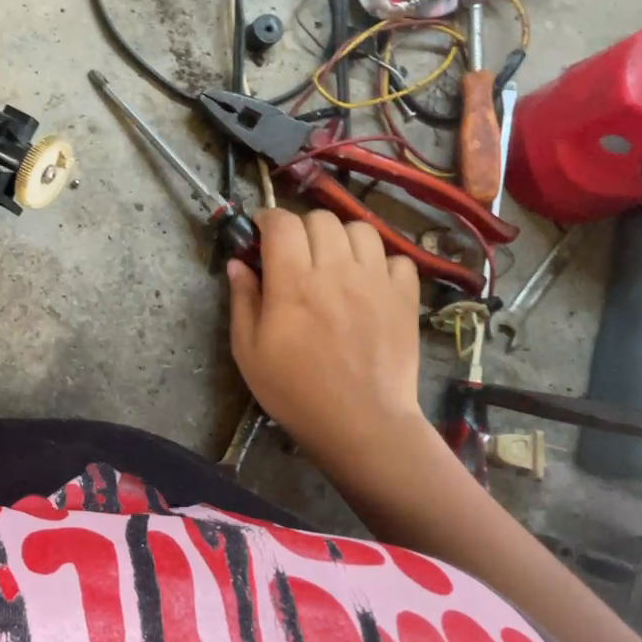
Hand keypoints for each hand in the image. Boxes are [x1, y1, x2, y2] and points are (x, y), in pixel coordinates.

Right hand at [226, 208, 427, 473]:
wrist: (361, 422)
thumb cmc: (294, 390)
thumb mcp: (249, 351)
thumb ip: (243, 301)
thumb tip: (237, 264)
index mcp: (293, 284)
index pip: (282, 224)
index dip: (268, 219)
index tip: (260, 232)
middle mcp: (337, 272)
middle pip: (321, 219)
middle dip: (302, 227)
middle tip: (293, 252)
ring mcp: (376, 282)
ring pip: (361, 229)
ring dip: (340, 237)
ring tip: (332, 261)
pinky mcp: (404, 297)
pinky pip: (397, 257)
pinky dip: (379, 261)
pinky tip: (366, 281)